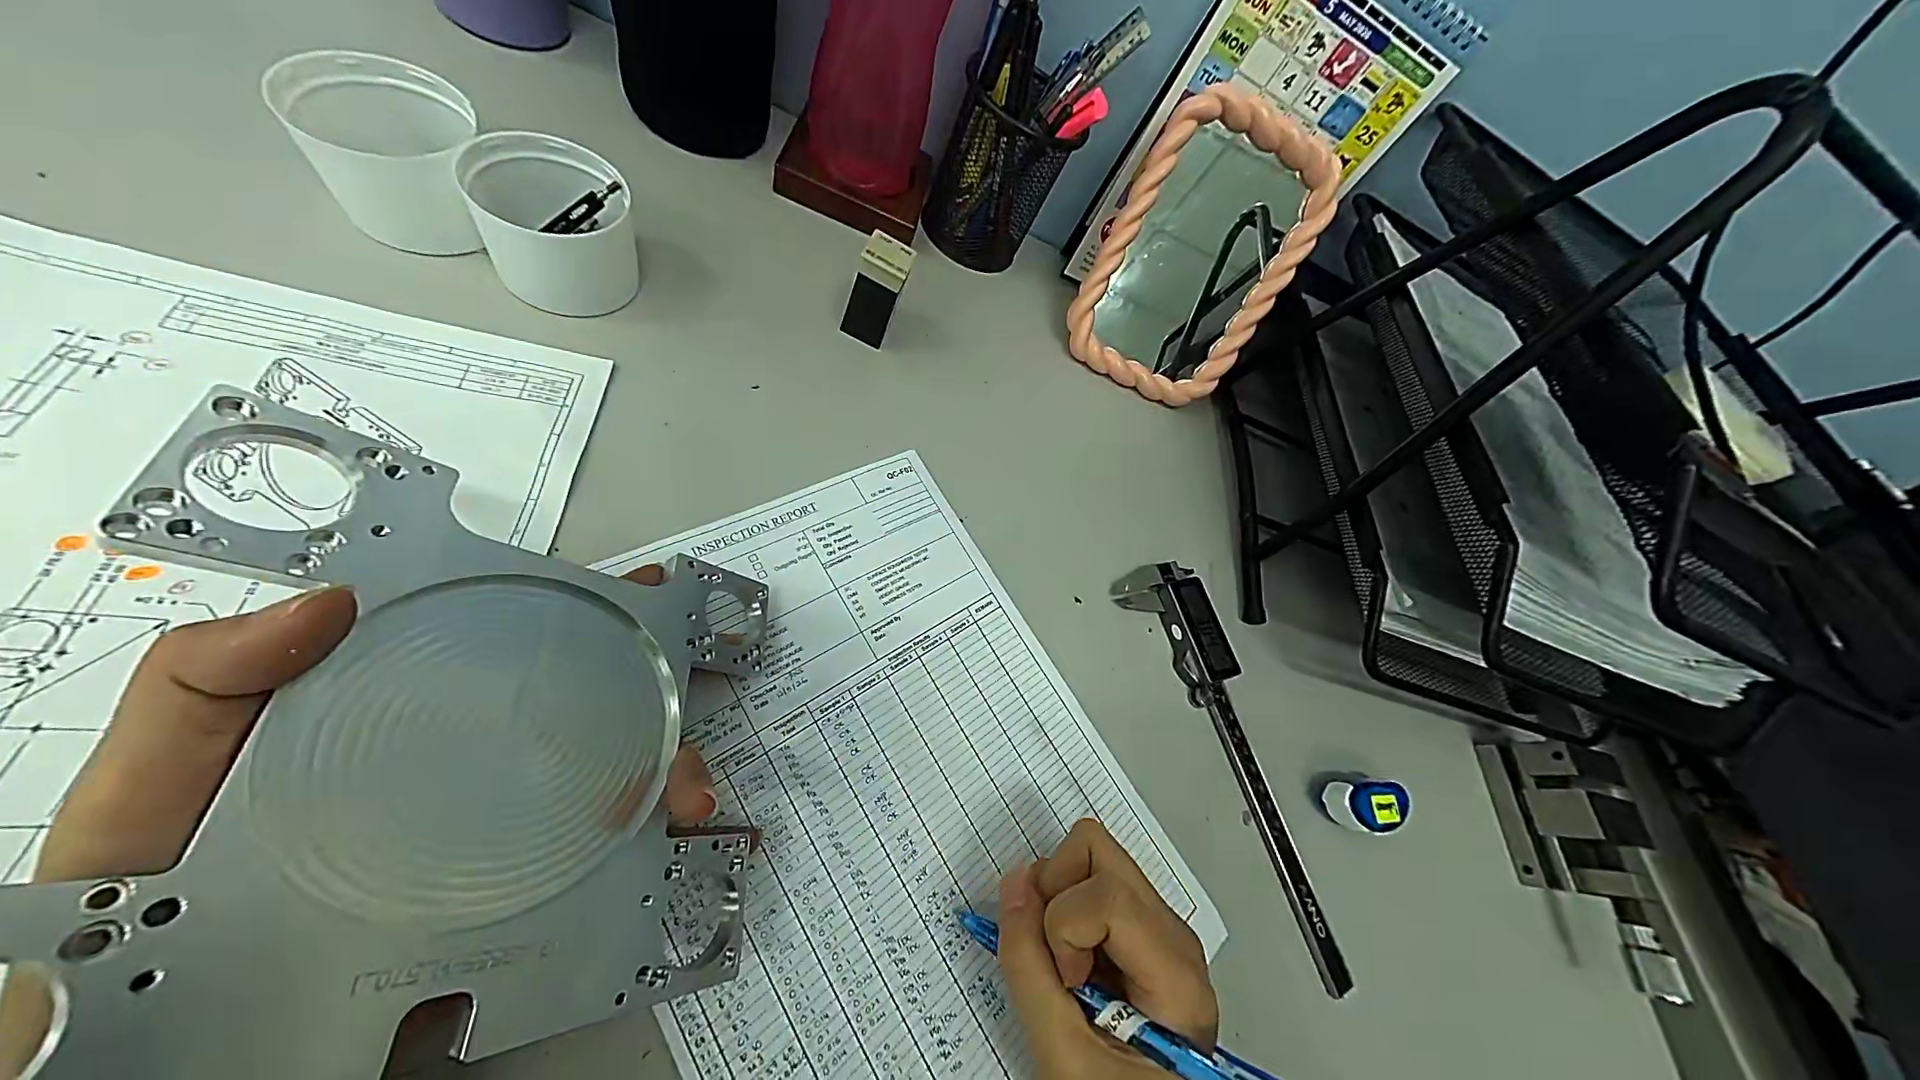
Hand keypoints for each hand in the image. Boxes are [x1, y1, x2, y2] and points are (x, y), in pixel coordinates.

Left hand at [2, 565, 718, 1075]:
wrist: (159, 1051)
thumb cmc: (143, 900)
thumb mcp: (159, 776)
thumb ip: (210, 684)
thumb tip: (333, 600)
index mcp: (410, 726)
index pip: (510, 654)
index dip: (579, 614)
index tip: (641, 588)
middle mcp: (473, 777)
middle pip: (589, 724)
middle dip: (657, 703)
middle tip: (690, 692)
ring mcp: (496, 852)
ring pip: (609, 801)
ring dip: (665, 786)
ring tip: (692, 795)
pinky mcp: (504, 926)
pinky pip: (592, 888)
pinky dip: (644, 868)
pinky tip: (670, 856)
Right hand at [997, 819, 1218, 1079]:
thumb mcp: (1063, 1053)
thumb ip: (1029, 965)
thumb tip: (1015, 883)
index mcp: (1173, 970)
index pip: (1108, 895)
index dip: (1065, 928)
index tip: (1067, 983)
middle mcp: (1172, 933)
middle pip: (1097, 850)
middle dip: (1054, 893)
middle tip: (1053, 956)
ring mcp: (1156, 926)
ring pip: (1090, 857)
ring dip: (1056, 903)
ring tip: (1064, 966)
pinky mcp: (1137, 927)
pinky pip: (1089, 882)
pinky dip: (1063, 912)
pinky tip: (1071, 965)